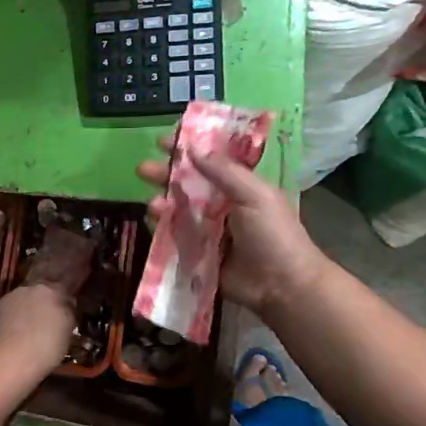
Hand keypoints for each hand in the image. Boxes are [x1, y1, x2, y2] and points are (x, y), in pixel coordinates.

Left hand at [0, 283, 75, 371]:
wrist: (9, 359)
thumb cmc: (47, 345)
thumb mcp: (68, 331)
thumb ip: (68, 314)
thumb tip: (67, 308)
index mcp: (52, 290)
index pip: (62, 291)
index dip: (65, 304)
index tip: (67, 316)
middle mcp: (30, 288)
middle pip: (41, 295)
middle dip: (45, 306)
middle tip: (49, 324)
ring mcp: (10, 298)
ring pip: (23, 303)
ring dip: (28, 313)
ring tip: (31, 332)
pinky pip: (10, 313)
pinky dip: (14, 321)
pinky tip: (16, 336)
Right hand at [137, 129, 329, 314]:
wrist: (281, 285)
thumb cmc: (274, 233)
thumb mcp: (254, 195)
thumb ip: (224, 171)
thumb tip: (193, 147)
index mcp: (240, 186)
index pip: (211, 161)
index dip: (189, 149)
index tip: (165, 140)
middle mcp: (222, 204)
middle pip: (188, 184)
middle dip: (166, 174)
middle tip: (143, 169)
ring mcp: (209, 230)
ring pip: (179, 209)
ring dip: (163, 201)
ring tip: (153, 203)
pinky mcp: (199, 254)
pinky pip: (176, 236)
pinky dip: (164, 226)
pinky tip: (154, 220)